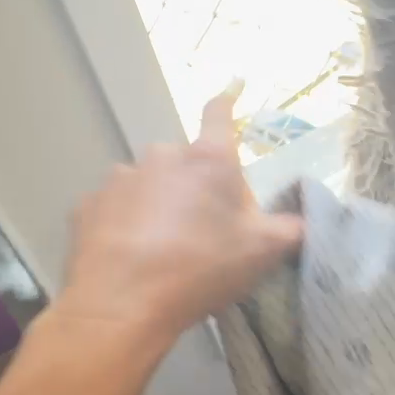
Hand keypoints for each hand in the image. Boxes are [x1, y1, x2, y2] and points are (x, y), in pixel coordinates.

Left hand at [54, 84, 303, 350]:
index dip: (228, 101)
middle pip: (188, 162)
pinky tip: (135, 257)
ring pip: (151, 185)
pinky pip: (118, 209)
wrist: (123, 304)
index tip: (232, 90)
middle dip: (200, 186)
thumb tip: (306, 217)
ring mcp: (119, 179)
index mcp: (209, 161)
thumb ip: (292, 228)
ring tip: (168, 249)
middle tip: (210, 229)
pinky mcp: (87, 206)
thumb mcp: (266, 251)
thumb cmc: (202, 267)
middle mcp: (162, 156)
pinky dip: (129, 225)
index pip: (219, 114)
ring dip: (162, 205)